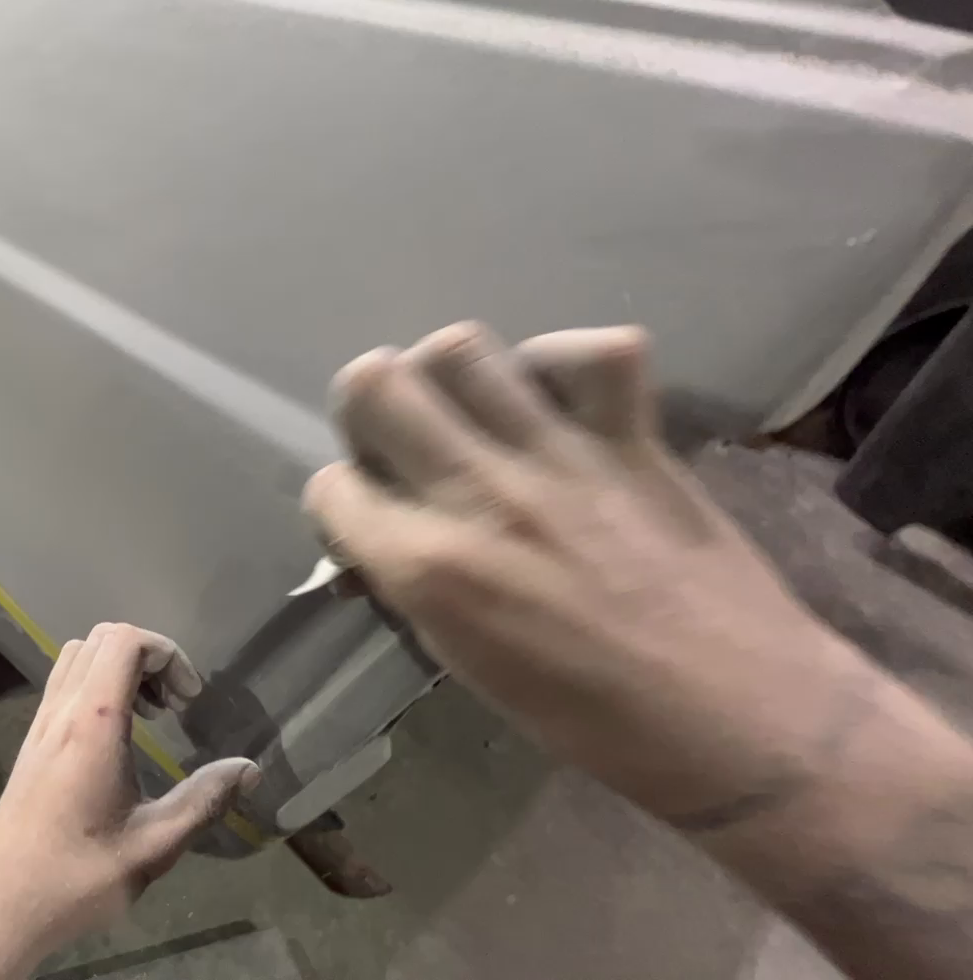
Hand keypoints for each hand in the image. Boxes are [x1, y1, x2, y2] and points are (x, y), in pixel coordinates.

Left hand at [0, 623, 259, 978]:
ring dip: (120, 666)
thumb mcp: (154, 845)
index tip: (190, 699)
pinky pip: (64, 681)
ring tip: (150, 715)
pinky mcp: (32, 738)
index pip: (125, 641)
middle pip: (103, 638)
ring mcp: (41, 720)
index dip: (167, 653)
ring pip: (79, 654)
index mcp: (93, 722)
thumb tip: (249, 769)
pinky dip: (97, 683)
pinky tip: (117, 734)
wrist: (4, 904)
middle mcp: (62, 708)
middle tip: (174, 705)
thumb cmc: (80, 876)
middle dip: (149, 656)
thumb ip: (203, 800)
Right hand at [301, 323, 862, 823]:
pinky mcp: (632, 441)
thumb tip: (367, 535)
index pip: (330, 486)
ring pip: (459, 349)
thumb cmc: (575, 707)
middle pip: (372, 384)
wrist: (740, 721)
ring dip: (442, 376)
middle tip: (392, 440)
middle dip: (363, 408)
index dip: (336, 500)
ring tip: (463, 412)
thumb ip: (398, 574)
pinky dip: (560, 361)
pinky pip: (594, 355)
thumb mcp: (452, 652)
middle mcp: (476, 493)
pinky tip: (548, 398)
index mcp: (425, 564)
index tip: (361, 515)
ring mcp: (558, 458)